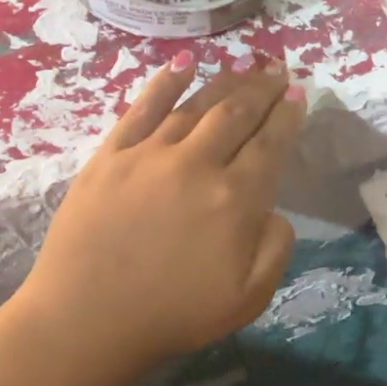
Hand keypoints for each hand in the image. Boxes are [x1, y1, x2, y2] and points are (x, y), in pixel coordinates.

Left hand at [13, 53, 305, 370]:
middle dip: (263, 88)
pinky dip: (165, 83)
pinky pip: (142, 109)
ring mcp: (149, 155)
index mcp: (236, 199)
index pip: (270, 144)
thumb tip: (273, 210)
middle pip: (237, 113)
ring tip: (244, 66)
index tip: (300, 94)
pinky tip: (183, 64)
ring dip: (225, 82)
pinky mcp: (110, 157)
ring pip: (195, 105)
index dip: (288, 116)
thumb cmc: (175, 315)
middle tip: (278, 68)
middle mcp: (197, 165)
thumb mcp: (250, 297)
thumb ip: (276, 248)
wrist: (87, 320)